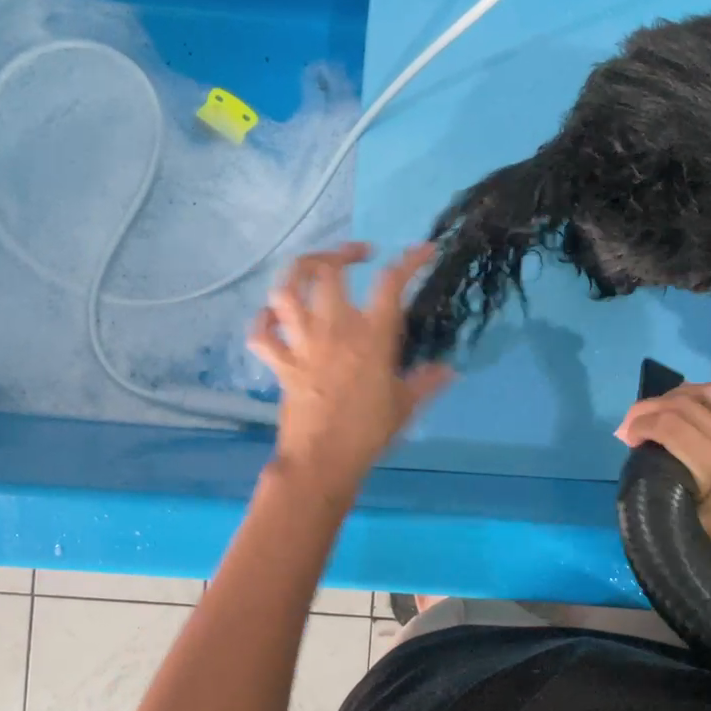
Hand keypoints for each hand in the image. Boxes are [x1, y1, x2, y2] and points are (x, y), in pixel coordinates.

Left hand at [248, 242, 453, 490]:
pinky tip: (274, 317)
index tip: (424, 249)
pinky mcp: (280, 364)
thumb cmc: (369, 433)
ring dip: (296, 272)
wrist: (322, 461)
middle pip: (328, 271)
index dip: (410, 260)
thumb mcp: (406, 406)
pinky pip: (261, 334)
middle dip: (343, 252)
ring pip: (286, 291)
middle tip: (359, 254)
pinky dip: (264, 321)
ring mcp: (302, 344)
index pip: (392, 284)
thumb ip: (426, 382)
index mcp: (371, 337)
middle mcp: (334, 330)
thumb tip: (449, 370)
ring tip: (312, 268)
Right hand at [615, 382, 710, 572]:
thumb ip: (660, 482)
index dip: (640, 425)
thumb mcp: (680, 518)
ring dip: (674, 396)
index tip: (624, 439)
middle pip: (683, 404)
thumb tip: (640, 456)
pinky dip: (697, 400)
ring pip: (707, 393)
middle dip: (648, 409)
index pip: (670, 425)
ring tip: (654, 413)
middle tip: (628, 427)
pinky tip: (681, 414)